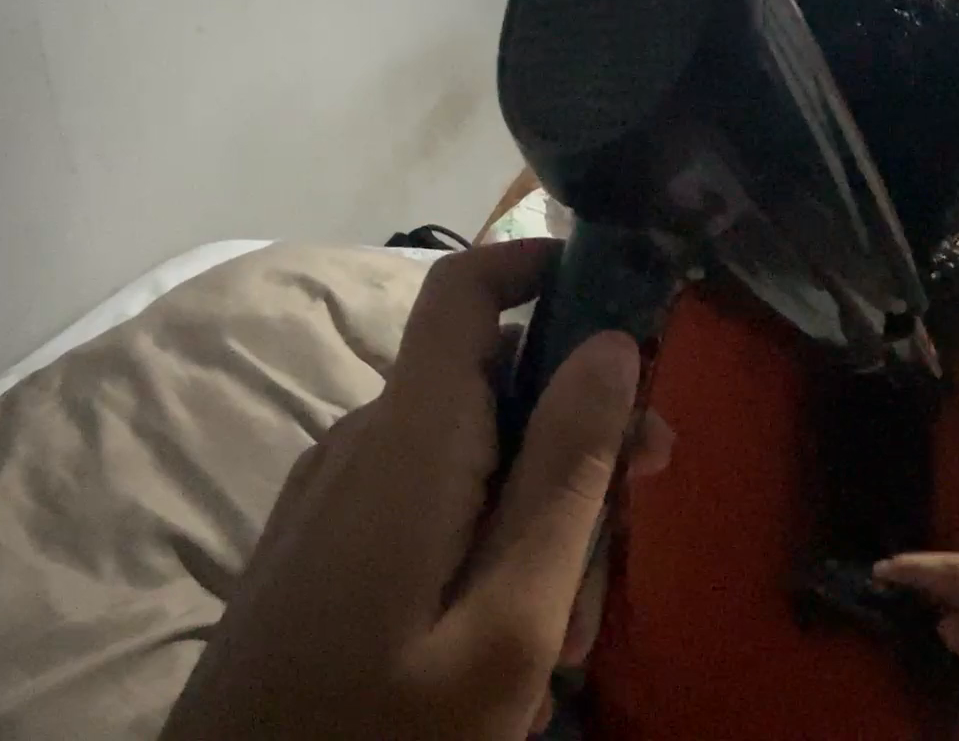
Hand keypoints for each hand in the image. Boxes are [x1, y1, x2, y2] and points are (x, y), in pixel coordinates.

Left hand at [162, 240, 650, 740]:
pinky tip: (499, 631)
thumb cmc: (383, 735)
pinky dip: (486, 535)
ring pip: (472, 449)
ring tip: (561, 627)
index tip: (616, 297)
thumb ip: (566, 472)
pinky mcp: (328, 535)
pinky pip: (430, 495)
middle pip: (491, 384)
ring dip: (536, 507)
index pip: (464, 290)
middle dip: (573, 435)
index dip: (535, 265)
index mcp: (408, 438)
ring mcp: (338, 490)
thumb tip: (613, 346)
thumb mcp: (511, 620)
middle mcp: (366, 440)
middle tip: (630, 522)